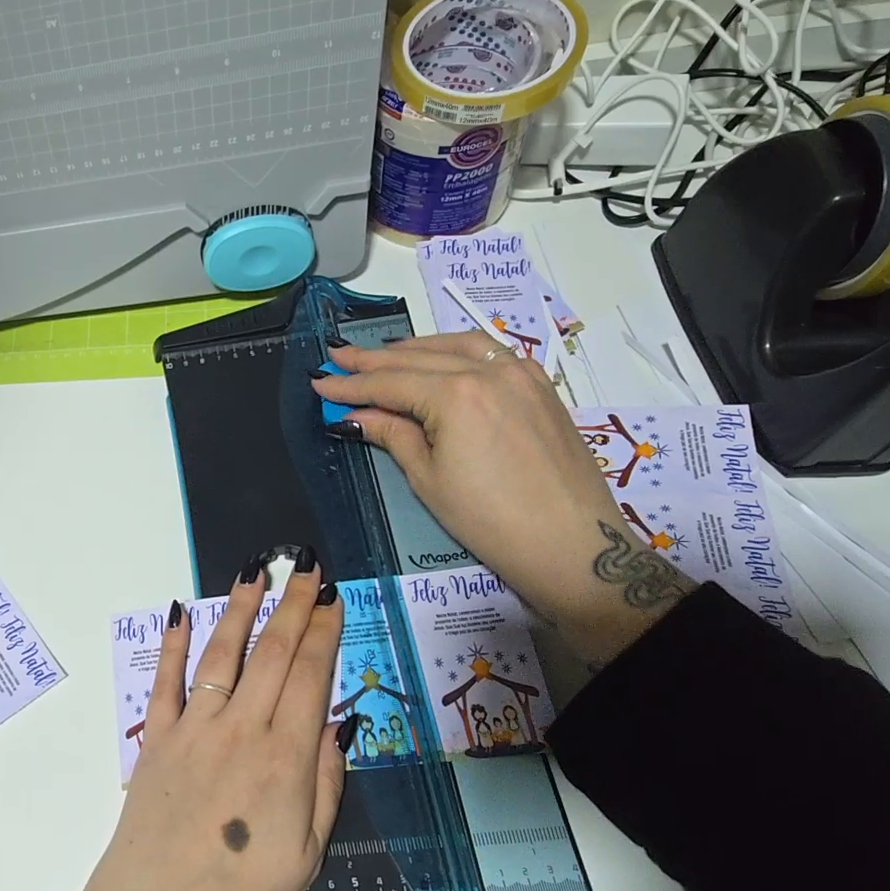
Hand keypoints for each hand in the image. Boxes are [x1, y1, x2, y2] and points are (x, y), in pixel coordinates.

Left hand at [75, 549, 348, 890]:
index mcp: (285, 756)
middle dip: (293, 605)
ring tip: (255, 572)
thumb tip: (339, 722)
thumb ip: (325, 781)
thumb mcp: (307, 851)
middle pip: (272, 653)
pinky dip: (172, 645)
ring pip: (222, 655)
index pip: (310, 676)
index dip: (325, 632)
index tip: (334, 597)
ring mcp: (194, 727)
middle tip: (307, 566)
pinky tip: (178, 613)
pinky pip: (166, 681)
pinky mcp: (156, 736)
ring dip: (239, 609)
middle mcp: (241, 728)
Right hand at [313, 334, 691, 665]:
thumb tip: (354, 416)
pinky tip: (438, 360)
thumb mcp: (428, 480)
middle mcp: (489, 371)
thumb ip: (392, 435)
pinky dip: (454, 351)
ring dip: (414, 349)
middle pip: (419, 358)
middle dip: (374, 360)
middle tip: (338, 356)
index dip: (350, 384)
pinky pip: (489, 352)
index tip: (319, 380)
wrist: (570, 544)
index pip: (390, 383)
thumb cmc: (489, 521)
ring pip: (456, 346)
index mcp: (457, 395)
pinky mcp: (540, 386)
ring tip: (381, 355)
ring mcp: (521, 373)